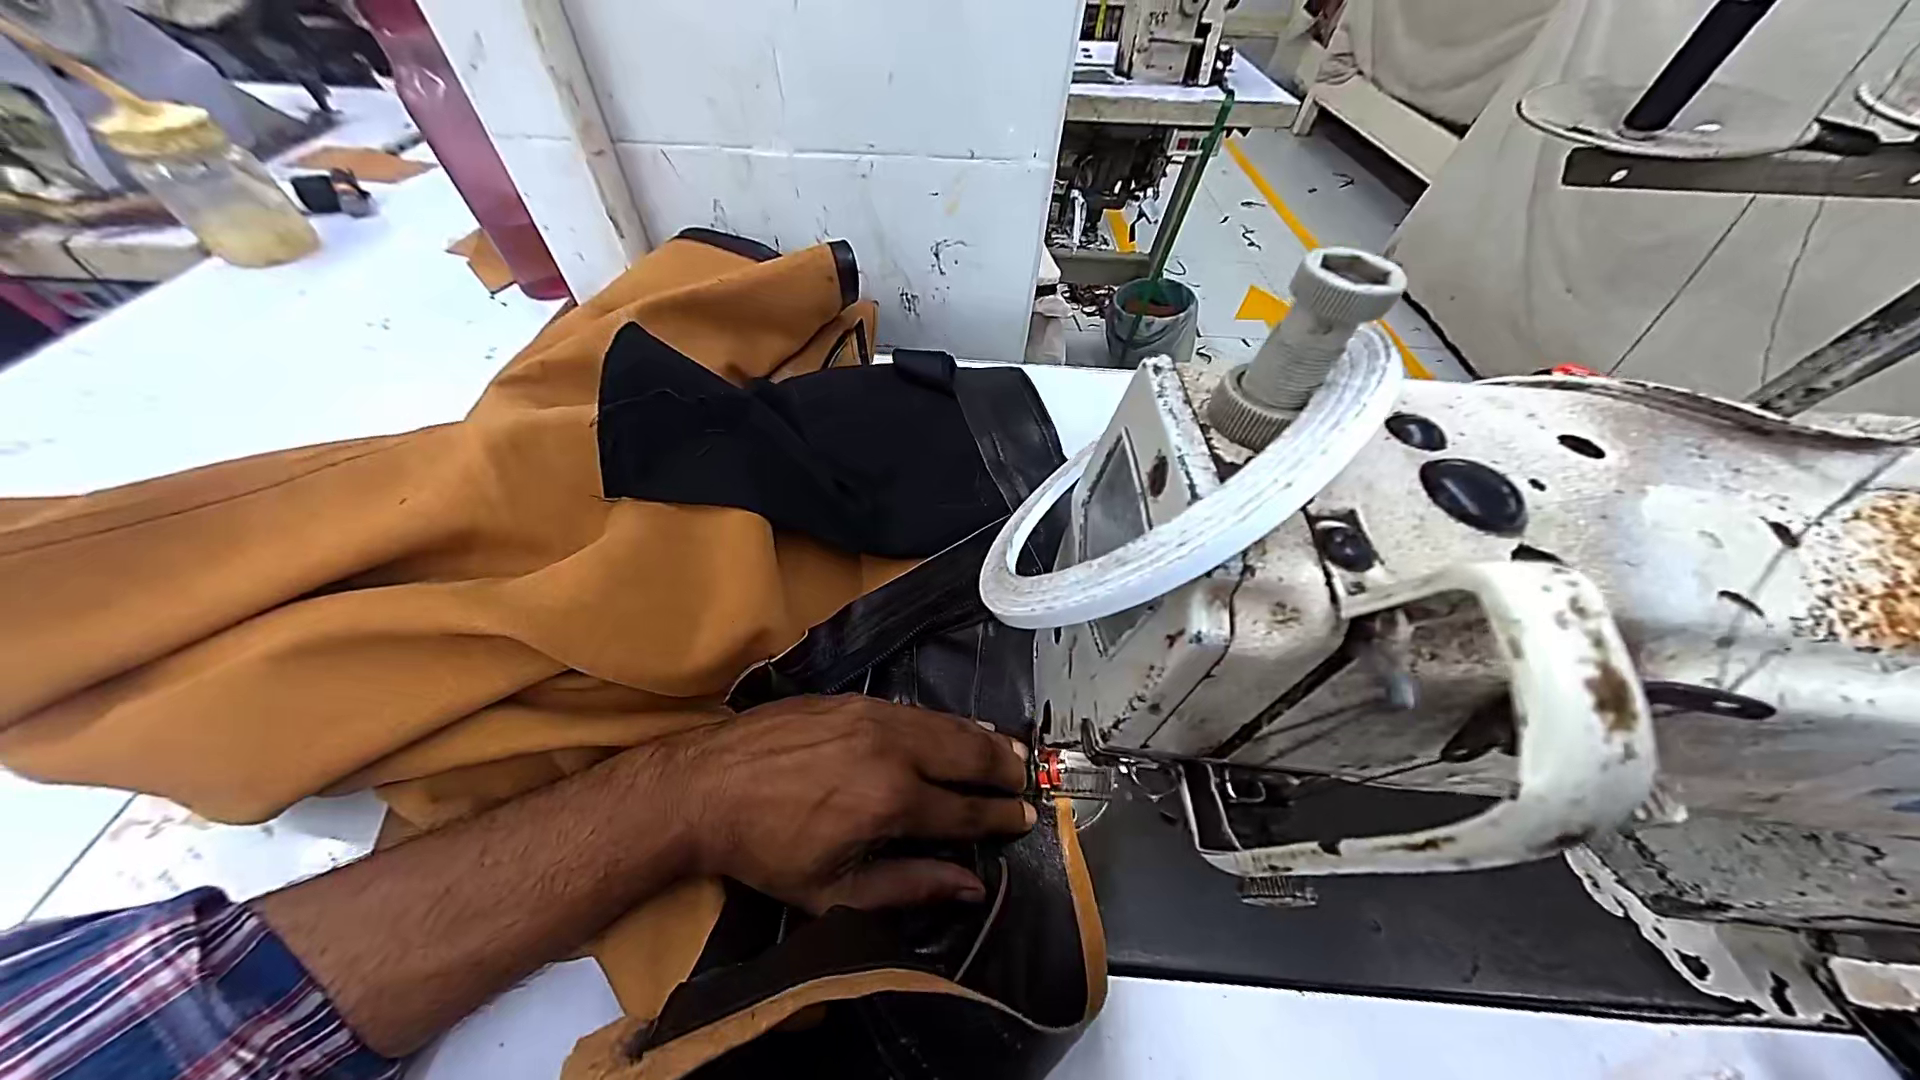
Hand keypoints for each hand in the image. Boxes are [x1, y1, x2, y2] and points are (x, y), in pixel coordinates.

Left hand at [648, 695, 1035, 912]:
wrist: (707, 786)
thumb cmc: (767, 849)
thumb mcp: (833, 892)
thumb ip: (908, 887)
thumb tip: (969, 886)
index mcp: (890, 802)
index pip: (964, 809)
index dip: (999, 816)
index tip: (1025, 817)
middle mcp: (892, 750)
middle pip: (966, 755)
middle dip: (1004, 768)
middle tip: (1028, 778)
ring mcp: (874, 716)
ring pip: (947, 725)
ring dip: (983, 738)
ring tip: (1009, 748)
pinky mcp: (856, 699)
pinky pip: (917, 711)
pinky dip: (947, 721)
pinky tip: (959, 725)